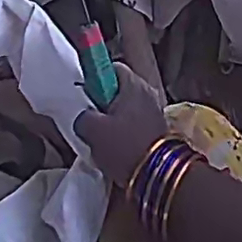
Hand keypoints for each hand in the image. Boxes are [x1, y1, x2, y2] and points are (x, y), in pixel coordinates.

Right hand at [74, 62, 167, 186]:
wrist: (157, 173)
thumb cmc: (124, 146)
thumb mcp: (94, 131)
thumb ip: (83, 118)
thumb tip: (84, 117)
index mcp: (133, 84)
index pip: (112, 67)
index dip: (95, 77)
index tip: (85, 92)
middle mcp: (147, 92)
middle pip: (119, 88)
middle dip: (102, 102)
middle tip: (89, 117)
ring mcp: (154, 109)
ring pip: (126, 107)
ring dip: (113, 119)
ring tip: (99, 136)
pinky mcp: (157, 127)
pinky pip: (135, 121)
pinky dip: (124, 130)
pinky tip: (113, 147)